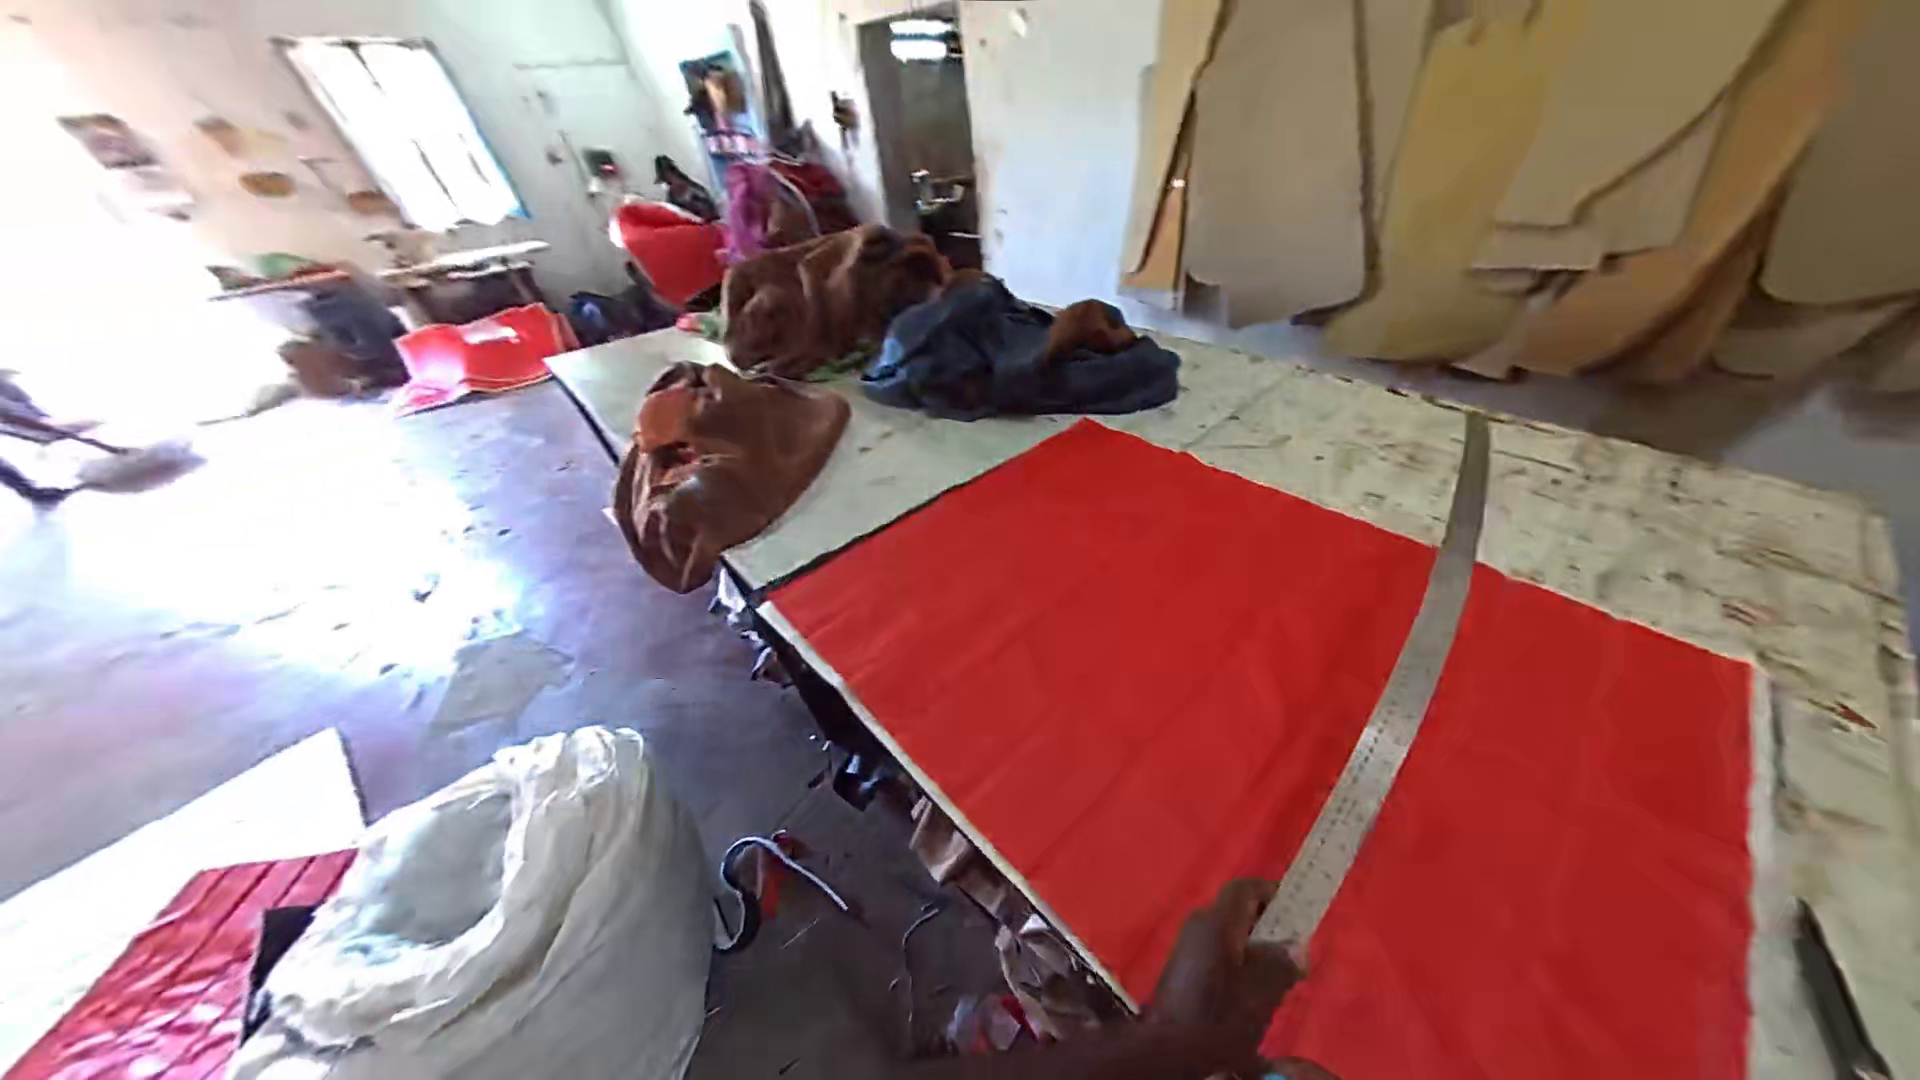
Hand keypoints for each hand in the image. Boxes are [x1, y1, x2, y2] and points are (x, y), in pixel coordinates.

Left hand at [1146, 880, 1299, 1064]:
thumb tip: (1296, 946)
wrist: (1170, 1045)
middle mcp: (1199, 923)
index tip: (1298, 906)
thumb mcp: (1259, 995)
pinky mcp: (1187, 963)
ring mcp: (1190, 942)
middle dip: (1269, 922)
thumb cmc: (1217, 1016)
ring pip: (1230, 931)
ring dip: (1257, 944)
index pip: (1242, 890)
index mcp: (1215, 922)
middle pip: (1237, 910)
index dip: (1270, 892)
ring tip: (1285, 971)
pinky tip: (1258, 988)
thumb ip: (1279, 966)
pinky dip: (1243, 957)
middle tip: (1297, 947)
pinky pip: (1220, 948)